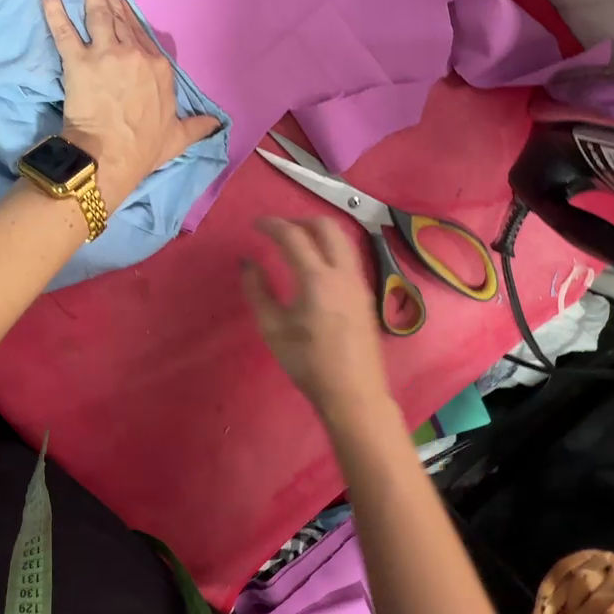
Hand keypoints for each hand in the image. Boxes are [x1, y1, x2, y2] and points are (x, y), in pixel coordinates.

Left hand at [42, 0, 218, 203]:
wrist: (111, 157)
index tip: (122, 0)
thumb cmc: (143, 150)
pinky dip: (54, 9)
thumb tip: (216, 124)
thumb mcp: (177, 138)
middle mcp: (136, 55)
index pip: (142, 35)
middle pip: (121, 18)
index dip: (130, 16)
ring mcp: (107, 55)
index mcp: (159, 69)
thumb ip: (197, 127)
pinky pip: (64, 31)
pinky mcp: (79, 62)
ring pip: (99, 15)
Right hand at [243, 217, 393, 418]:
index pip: (293, 236)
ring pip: (342, 238)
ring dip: (318, 231)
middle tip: (278, 230)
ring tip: (296, 243)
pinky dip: (330, 247)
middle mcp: (342, 273)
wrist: (353, 393)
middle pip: (326, 226)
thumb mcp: (272, 328)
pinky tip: (315, 265)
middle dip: (299, 220)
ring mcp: (358, 282)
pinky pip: (348, 255)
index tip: (255, 225)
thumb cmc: (307, 363)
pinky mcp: (365, 294)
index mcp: (317, 279)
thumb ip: (258, 290)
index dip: (271, 225)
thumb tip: (248, 262)